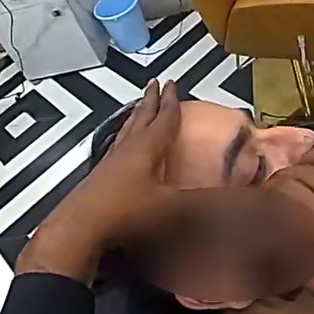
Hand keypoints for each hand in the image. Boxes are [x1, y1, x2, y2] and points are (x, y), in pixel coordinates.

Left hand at [17, 80, 181, 281]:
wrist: (80, 229)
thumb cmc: (127, 213)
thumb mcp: (171, 208)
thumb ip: (201, 202)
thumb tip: (233, 197)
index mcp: (146, 148)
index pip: (163, 118)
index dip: (170, 101)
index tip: (171, 84)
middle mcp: (127, 149)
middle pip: (141, 118)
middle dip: (150, 100)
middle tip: (153, 84)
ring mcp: (110, 162)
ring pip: (127, 130)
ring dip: (136, 116)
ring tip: (140, 107)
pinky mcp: (100, 176)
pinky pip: (118, 145)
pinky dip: (125, 136)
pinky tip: (124, 145)